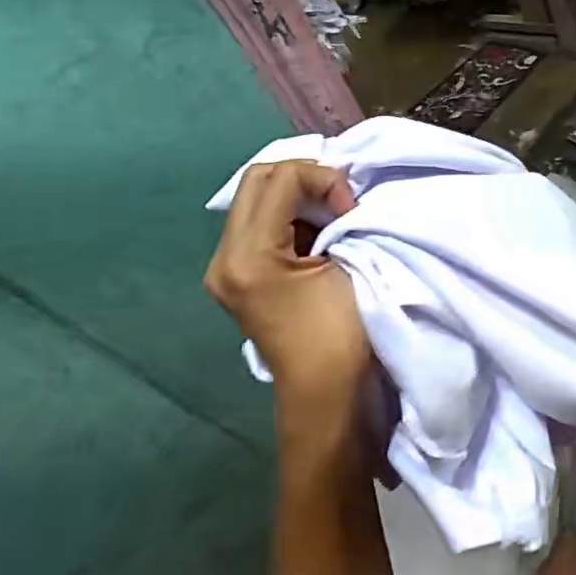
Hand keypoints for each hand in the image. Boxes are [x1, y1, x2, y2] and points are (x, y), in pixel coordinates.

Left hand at [205, 161, 369, 406]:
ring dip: (298, 194)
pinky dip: (290, 213)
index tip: (351, 209)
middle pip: (259, 178)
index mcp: (249, 255)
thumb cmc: (344, 334)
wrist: (328, 398)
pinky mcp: (238, 276)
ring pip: (257, 196)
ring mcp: (225, 268)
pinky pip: (259, 220)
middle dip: (305, 177)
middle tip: (340, 200)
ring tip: (332, 215)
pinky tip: (318, 232)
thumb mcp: (349, 264)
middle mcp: (224, 257)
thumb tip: (339, 192)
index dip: (324, 179)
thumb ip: (338, 216)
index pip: (282, 177)